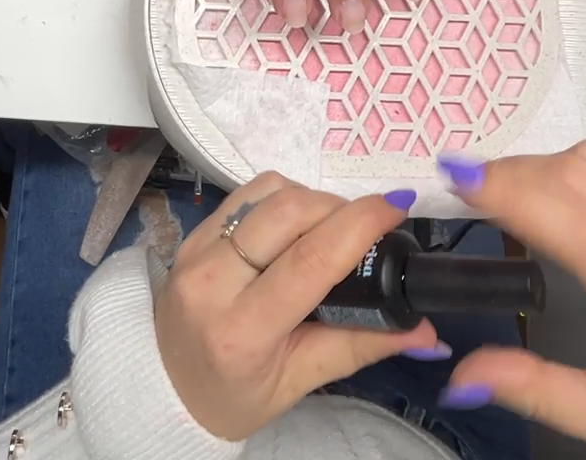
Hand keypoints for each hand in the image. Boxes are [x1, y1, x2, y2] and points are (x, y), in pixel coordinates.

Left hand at [155, 174, 430, 439]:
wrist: (161, 384)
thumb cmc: (233, 393)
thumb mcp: (298, 383)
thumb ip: (360, 346)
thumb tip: (424, 329)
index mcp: (242, 331)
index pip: (308, 261)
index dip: (359, 225)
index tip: (397, 207)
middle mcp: (213, 280)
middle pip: (288, 210)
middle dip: (340, 206)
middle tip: (367, 226)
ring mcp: (197, 248)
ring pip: (268, 191)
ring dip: (312, 198)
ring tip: (330, 228)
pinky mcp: (194, 229)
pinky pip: (248, 192)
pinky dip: (284, 197)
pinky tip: (296, 224)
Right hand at [439, 144, 585, 459]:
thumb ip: (544, 393)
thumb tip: (462, 373)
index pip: (584, 228)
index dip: (514, 192)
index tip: (455, 179)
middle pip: (583, 175)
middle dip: (512, 172)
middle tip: (466, 189)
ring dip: (542, 164)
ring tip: (507, 192)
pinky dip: (580, 166)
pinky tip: (563, 194)